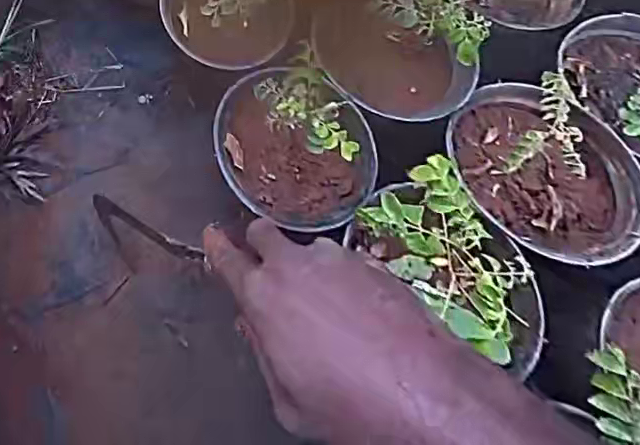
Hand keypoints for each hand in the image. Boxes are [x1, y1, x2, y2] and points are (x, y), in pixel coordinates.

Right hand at [204, 219, 590, 444]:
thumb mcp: (288, 400)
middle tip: (267, 267)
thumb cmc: (347, 407)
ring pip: (307, 247)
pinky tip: (361, 313)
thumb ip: (263, 351)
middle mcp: (293, 263)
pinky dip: (343, 279)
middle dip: (259, 244)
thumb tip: (254, 321)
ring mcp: (334, 256)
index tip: (212, 236)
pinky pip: (345, 262)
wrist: (427, 395)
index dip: (216, 245)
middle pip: (263, 232)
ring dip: (307, 267)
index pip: (227, 257)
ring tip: (328, 307)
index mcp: (262, 295)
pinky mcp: (370, 260)